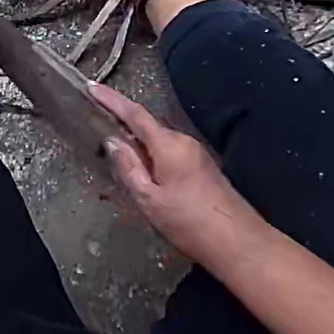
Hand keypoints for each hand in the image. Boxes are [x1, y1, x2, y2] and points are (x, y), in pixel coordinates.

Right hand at [88, 82, 260, 263]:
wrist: (240, 245)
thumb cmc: (192, 224)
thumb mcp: (149, 198)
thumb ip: (128, 167)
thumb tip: (113, 142)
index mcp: (169, 145)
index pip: (134, 114)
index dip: (110, 99)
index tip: (92, 88)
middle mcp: (183, 142)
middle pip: (146, 124)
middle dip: (121, 120)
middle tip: (95, 117)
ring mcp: (195, 154)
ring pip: (157, 139)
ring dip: (135, 139)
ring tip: (113, 147)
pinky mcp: (201, 167)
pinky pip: (167, 150)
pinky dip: (149, 151)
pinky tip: (140, 166)